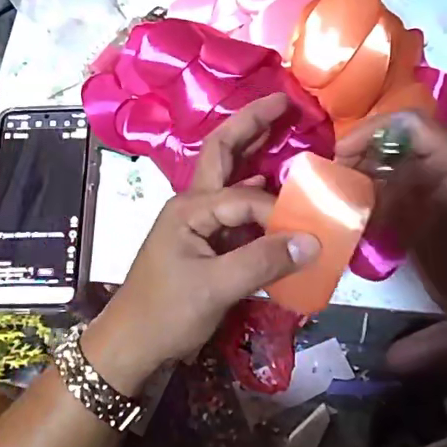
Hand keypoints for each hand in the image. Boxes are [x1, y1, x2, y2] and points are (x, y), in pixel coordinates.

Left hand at [81, 93, 320, 394]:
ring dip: (252, 147)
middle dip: (251, 123)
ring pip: (229, 172)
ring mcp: (198, 220)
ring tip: (281, 128)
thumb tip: (313, 241)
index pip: (245, 198)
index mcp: (190, 207)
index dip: (277, 213)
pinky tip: (274, 186)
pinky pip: (237, 204)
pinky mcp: (206, 239)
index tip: (304, 236)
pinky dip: (257, 189)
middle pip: (223, 150)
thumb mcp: (214, 287)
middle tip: (284, 101)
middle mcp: (193, 203)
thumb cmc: (165, 312)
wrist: (133, 345)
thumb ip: (263, 262)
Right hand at [335, 111, 446, 313]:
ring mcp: (441, 186)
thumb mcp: (428, 229)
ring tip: (341, 190)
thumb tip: (363, 170)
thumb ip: (398, 194)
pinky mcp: (433, 207)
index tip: (340, 154)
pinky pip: (401, 186)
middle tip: (334, 175)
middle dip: (365, 151)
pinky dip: (378, 191)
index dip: (371, 130)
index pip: (409, 123)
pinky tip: (359, 208)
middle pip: (400, 140)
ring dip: (368, 171)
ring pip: (398, 163)